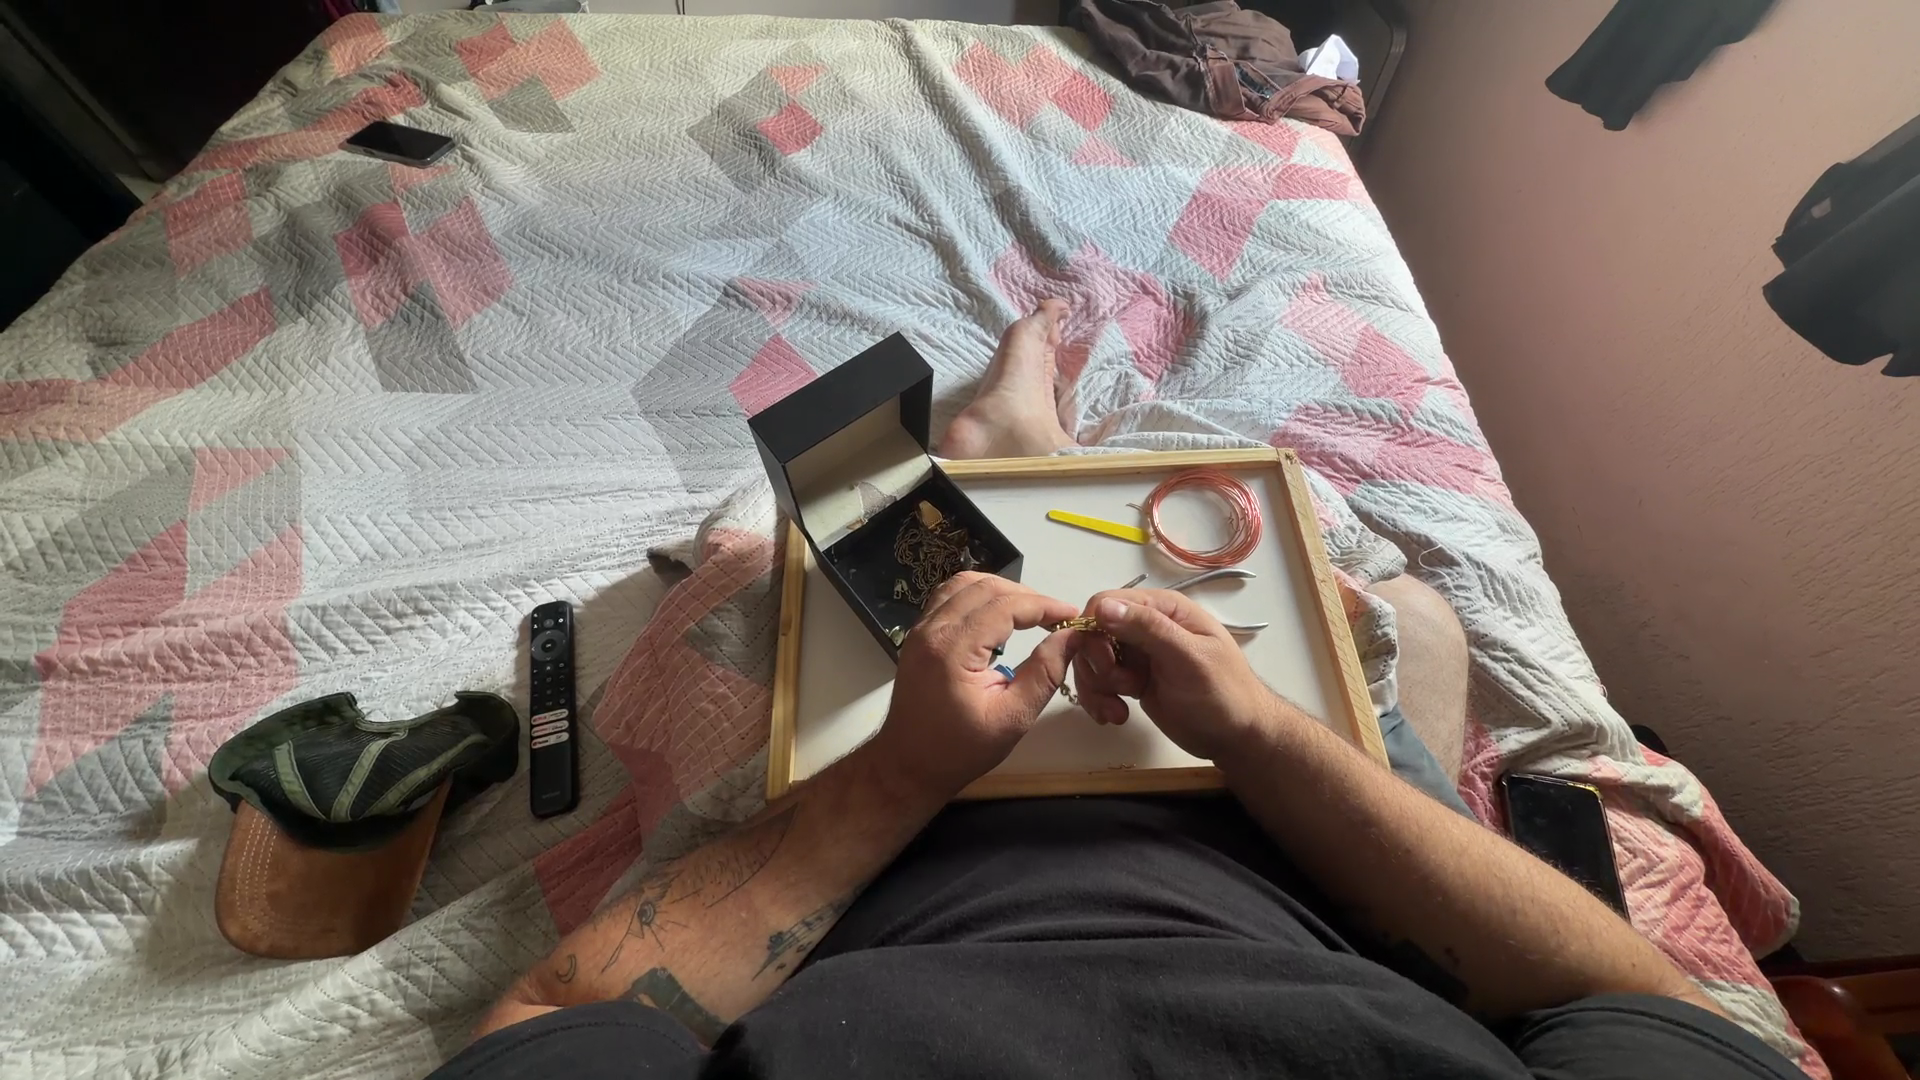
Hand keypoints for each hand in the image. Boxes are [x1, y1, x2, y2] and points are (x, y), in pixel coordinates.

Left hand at [866, 572, 1082, 797]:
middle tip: (1055, 616)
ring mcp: (921, 628)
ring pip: (964, 584)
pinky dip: (978, 595)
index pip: (1005, 606)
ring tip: (1030, 612)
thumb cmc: (960, 749)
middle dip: (1026, 595)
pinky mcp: (919, 634)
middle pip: (985, 587)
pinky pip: (949, 596)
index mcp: (953, 649)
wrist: (907, 765)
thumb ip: (1044, 673)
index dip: (1043, 606)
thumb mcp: (1012, 718)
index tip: (1072, 615)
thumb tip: (1072, 636)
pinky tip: (998, 614)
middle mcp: (933, 629)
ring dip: (1001, 590)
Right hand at [1071, 589, 1289, 760]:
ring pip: (1090, 659)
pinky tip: (1116, 716)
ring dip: (1096, 687)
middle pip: (1092, 633)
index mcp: (1163, 608)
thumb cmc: (1222, 693)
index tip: (1106, 663)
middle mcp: (1145, 625)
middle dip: (1097, 664)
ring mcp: (1136, 653)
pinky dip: (1098, 700)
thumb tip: (1102, 607)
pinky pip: (1097, 681)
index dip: (1094, 631)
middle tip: (1121, 688)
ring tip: (1119, 712)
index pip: (1106, 603)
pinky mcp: (1130, 678)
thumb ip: (1148, 629)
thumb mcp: (1188, 658)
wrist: (1236, 737)